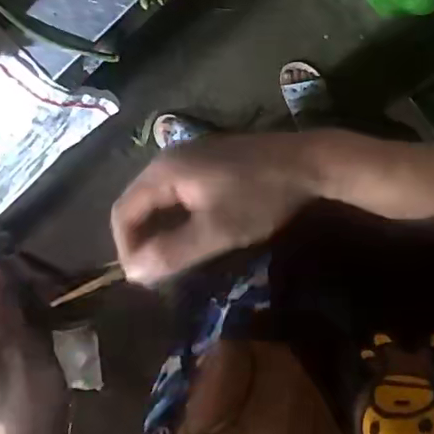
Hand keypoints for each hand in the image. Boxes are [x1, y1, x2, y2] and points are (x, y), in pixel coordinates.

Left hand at [0, 260, 72, 433]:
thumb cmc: (22, 400)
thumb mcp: (16, 346)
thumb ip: (0, 305)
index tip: (4, 239)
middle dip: (5, 274)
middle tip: (40, 268)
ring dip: (20, 293)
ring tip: (51, 286)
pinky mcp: (4, 364)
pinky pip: (10, 325)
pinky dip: (27, 312)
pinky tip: (51, 311)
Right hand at [110, 132, 322, 284]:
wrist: (310, 162)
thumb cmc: (260, 197)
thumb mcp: (216, 231)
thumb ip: (172, 252)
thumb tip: (134, 273)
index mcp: (164, 170)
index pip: (123, 212)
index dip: (126, 249)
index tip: (143, 279)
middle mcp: (172, 156)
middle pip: (140, 202)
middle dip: (144, 239)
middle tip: (157, 272)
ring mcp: (195, 154)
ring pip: (163, 197)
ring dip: (164, 229)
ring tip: (176, 258)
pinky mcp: (215, 158)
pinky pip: (183, 189)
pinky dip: (182, 214)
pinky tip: (199, 232)